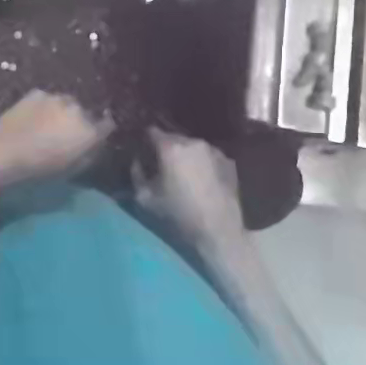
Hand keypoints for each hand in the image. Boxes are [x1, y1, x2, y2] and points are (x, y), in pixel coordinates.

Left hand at [0, 92, 109, 189]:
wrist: (3, 155)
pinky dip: (43, 107)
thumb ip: (89, 154)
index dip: (101, 130)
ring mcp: (56, 98)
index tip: (93, 136)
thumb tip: (95, 143)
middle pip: (84, 113)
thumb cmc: (39, 171)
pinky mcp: (37, 93)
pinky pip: (46, 99)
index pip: (107, 125)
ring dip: (61, 112)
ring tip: (46, 126)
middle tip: (63, 135)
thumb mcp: (72, 170)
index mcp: (89, 131)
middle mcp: (78, 110)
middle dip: (78, 122)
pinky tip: (31, 118)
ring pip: (65, 103)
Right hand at [137, 129, 244, 247]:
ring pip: (192, 146)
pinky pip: (208, 156)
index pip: (152, 131)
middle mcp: (194, 142)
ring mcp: (214, 151)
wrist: (218, 233)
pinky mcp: (229, 162)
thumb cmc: (178, 215)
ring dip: (185, 155)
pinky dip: (201, 163)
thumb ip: (136, 173)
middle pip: (173, 137)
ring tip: (182, 173)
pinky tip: (201, 180)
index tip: (142, 150)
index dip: (145, 139)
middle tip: (161, 165)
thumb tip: (137, 160)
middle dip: (165, 148)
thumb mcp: (144, 198)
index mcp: (171, 147)